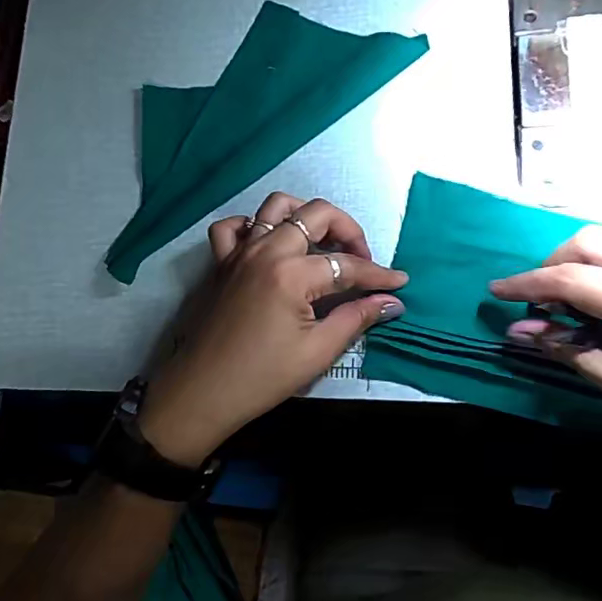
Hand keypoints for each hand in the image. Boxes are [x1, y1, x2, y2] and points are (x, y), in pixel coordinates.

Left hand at [139, 193, 406, 464]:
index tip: (399, 283)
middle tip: (361, 259)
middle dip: (348, 230)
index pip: (347, 265)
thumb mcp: (318, 351)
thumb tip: (391, 302)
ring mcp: (239, 252)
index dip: (378, 275)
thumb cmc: (263, 377)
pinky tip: (270, 246)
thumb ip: (356, 317)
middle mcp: (265, 251)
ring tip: (321, 242)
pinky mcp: (221, 263)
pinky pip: (234, 227)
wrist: (201, 394)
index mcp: (291, 273)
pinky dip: (255, 227)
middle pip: (316, 214)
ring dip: (305, 216)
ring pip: (276, 206)